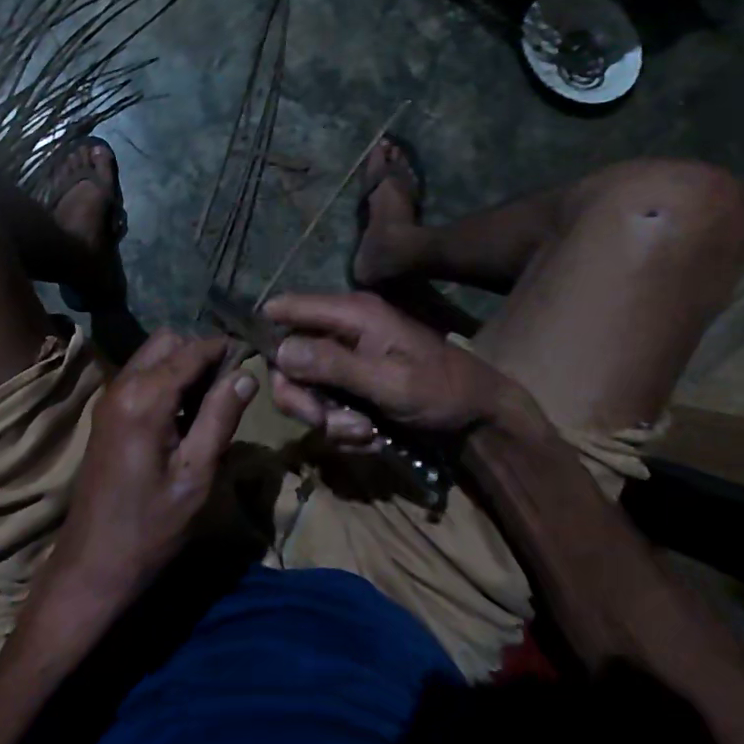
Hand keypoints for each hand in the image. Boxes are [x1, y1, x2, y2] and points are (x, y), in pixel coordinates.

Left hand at [41, 331, 256, 609]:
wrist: (94, 561)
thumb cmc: (151, 526)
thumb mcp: (196, 475)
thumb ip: (220, 418)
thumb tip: (246, 374)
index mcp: (144, 398)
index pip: (190, 351)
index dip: (223, 348)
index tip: (253, 354)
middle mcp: (122, 385)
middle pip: (166, 342)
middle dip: (200, 353)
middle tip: (232, 383)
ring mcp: (109, 397)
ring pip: (152, 356)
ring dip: (182, 365)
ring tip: (215, 399)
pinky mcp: (107, 413)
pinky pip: (141, 377)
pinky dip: (165, 380)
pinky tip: (187, 413)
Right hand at [263, 292, 538, 441]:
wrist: (480, 421)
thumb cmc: (442, 391)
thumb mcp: (390, 382)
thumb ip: (333, 365)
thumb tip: (280, 351)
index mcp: (352, 315)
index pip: (289, 307)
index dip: (267, 331)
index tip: (262, 367)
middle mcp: (341, 332)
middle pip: (288, 358)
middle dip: (302, 397)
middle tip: (325, 421)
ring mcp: (345, 360)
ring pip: (304, 389)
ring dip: (327, 419)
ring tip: (363, 433)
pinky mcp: (350, 386)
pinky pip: (325, 407)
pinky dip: (342, 427)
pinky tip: (371, 437)